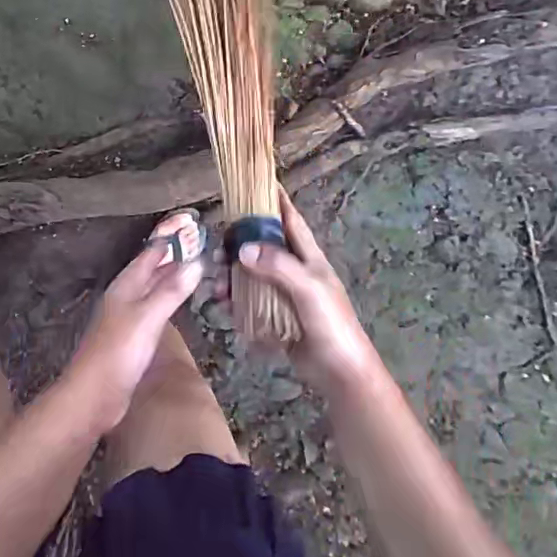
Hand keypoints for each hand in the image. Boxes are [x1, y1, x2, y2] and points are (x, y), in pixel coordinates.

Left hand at [63, 214, 205, 431]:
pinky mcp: (135, 334)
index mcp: (127, 284)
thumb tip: (196, 262)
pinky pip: (157, 303)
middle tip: (200, 236)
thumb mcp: (147, 317)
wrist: (92, 396)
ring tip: (198, 261)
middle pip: (154, 265)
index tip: (190, 219)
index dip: (170, 234)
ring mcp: (130, 314)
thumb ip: (170, 290)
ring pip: (156, 284)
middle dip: (175, 249)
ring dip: (174, 271)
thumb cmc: (117, 353)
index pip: (152, 250)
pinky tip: (182, 298)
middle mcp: (128, 294)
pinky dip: (172, 293)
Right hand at [236, 189, 386, 400]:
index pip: (291, 219)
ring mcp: (285, 294)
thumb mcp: (308, 288)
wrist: (340, 373)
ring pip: (252, 275)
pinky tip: (224, 306)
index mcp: (309, 257)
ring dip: (233, 276)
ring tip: (216, 284)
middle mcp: (295, 270)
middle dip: (239, 245)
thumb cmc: (332, 324)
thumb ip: (277, 265)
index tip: (256, 183)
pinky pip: (251, 301)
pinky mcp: (277, 317)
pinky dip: (236, 301)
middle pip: (262, 247)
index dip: (276, 200)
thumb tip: (243, 248)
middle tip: (217, 251)